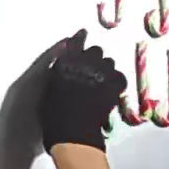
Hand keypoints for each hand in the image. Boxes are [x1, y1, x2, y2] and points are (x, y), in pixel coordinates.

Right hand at [39, 29, 126, 151]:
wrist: (71, 133)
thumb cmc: (53, 116)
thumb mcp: (50, 89)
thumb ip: (59, 73)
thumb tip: (66, 67)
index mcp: (65, 62)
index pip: (75, 42)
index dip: (79, 39)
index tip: (82, 35)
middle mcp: (84, 62)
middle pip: (95, 51)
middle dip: (93, 58)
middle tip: (89, 70)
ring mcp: (102, 73)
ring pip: (109, 63)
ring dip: (104, 69)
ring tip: (99, 81)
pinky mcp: (114, 86)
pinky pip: (119, 77)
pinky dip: (115, 81)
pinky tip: (110, 89)